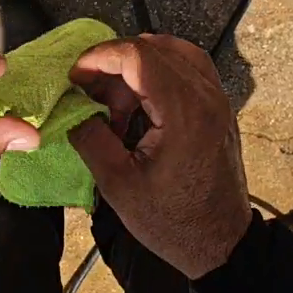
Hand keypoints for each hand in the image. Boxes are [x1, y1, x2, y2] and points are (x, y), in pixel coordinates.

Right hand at [67, 35, 250, 278]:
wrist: (220, 243)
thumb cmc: (170, 220)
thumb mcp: (118, 184)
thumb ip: (90, 138)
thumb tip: (72, 110)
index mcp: (183, 112)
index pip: (138, 55)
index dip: (100, 56)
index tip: (76, 76)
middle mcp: (206, 96)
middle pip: (154, 49)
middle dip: (114, 63)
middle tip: (89, 93)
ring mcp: (218, 99)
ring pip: (175, 53)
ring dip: (138, 66)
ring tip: (113, 100)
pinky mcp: (220, 108)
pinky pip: (190, 69)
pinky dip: (160, 73)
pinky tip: (140, 101)